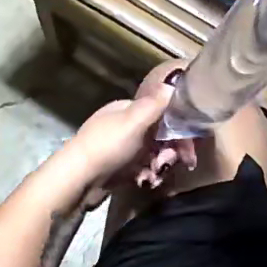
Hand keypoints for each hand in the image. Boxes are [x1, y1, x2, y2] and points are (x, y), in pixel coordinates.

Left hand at [50, 69, 183, 193]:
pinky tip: (145, 182)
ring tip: (154, 176)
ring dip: (159, 165)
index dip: (179, 128)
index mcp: (128, 110)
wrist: (77, 181)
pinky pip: (142, 169)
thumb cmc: (107, 146)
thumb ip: (155, 103)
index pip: (162, 113)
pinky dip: (147, 175)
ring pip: (153, 154)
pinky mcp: (118, 169)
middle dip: (170, 151)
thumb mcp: (133, 121)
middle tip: (172, 165)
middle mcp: (125, 126)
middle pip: (160, 136)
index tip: (190, 146)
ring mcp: (121, 148)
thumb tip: (173, 84)